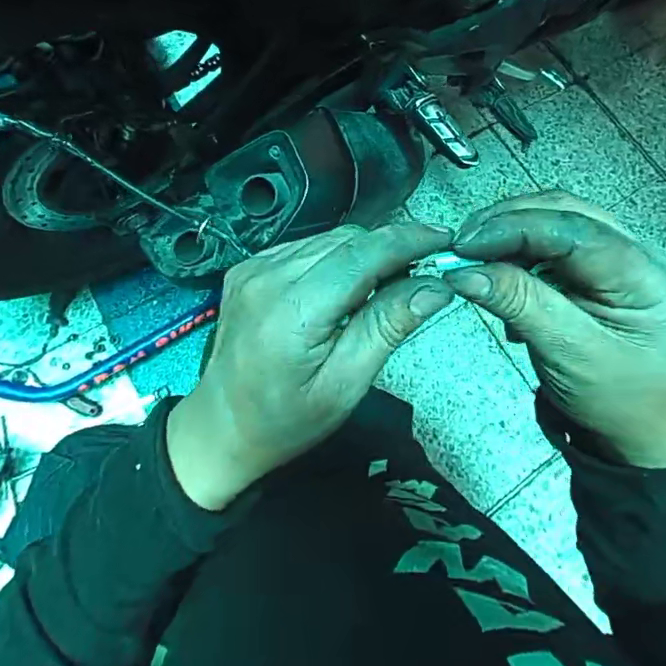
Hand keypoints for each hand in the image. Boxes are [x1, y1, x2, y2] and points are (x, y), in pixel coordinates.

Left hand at [167, 223, 456, 508]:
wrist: (220, 426)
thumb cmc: (285, 420)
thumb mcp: (344, 385)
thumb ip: (386, 329)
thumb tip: (434, 287)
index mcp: (291, 311)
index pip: (361, 254)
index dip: (408, 240)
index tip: (444, 241)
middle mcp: (266, 277)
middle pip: (345, 240)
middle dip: (389, 249)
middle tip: (420, 276)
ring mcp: (252, 269)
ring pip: (325, 240)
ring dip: (362, 253)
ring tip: (384, 287)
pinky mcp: (245, 269)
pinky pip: (302, 249)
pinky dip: (332, 259)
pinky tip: (342, 289)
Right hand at [444, 193, 665, 467]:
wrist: (635, 428)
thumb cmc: (611, 397)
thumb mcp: (567, 355)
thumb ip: (521, 305)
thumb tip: (462, 273)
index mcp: (648, 278)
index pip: (577, 231)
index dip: (515, 229)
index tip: (464, 246)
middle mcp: (640, 253)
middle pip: (566, 211)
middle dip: (508, 220)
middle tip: (461, 245)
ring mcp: (620, 255)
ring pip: (557, 217)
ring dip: (509, 229)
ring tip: (473, 256)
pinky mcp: (597, 264)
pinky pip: (551, 239)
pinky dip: (517, 248)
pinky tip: (499, 272)